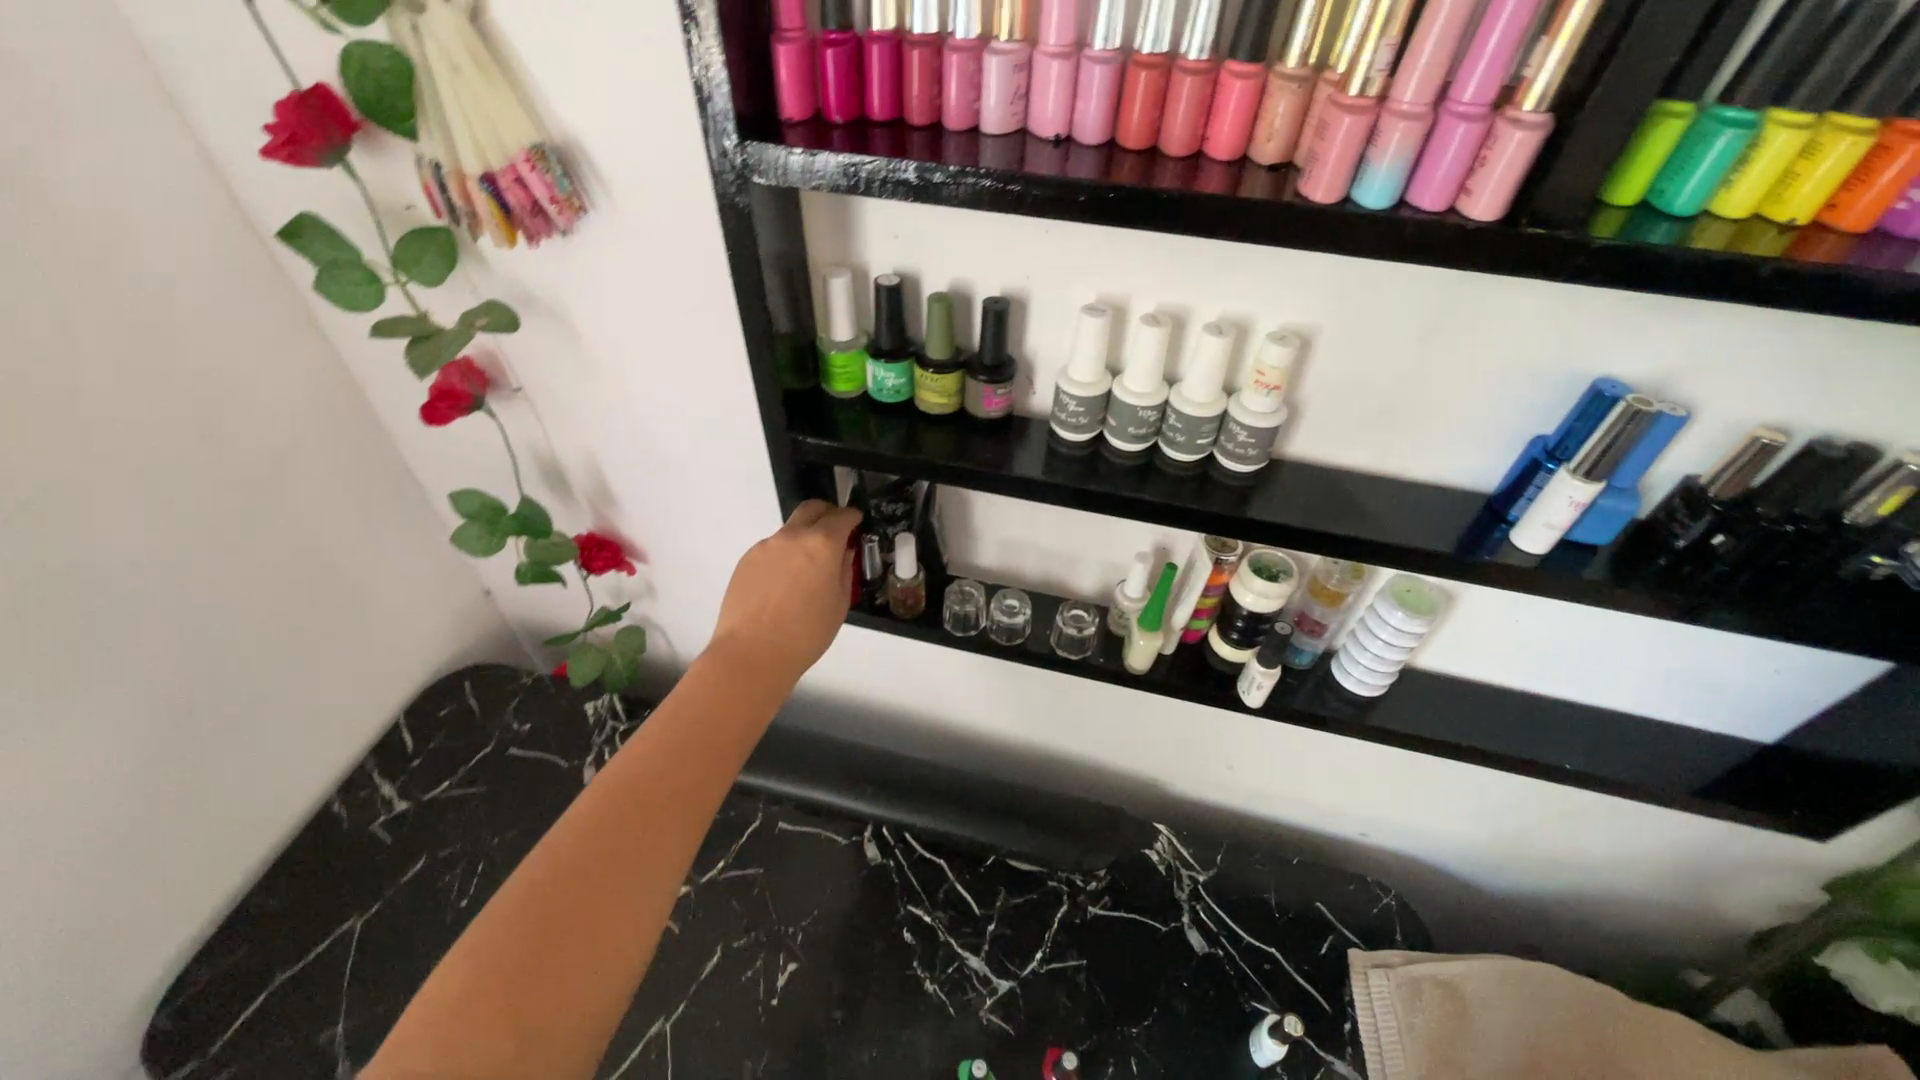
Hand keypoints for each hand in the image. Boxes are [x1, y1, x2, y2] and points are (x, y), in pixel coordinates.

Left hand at [709, 500, 861, 686]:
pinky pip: (771, 550)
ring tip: (806, 570)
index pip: (841, 517)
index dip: (852, 517)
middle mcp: (792, 537)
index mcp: (822, 545)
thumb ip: (843, 571)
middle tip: (835, 530)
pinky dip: (783, 557)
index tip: (856, 523)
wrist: (752, 652)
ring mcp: (765, 546)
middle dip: (826, 514)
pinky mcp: (746, 560)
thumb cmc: (806, 634)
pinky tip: (783, 585)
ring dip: (803, 539)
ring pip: (789, 531)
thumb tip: (842, 553)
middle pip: (811, 509)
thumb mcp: (839, 604)